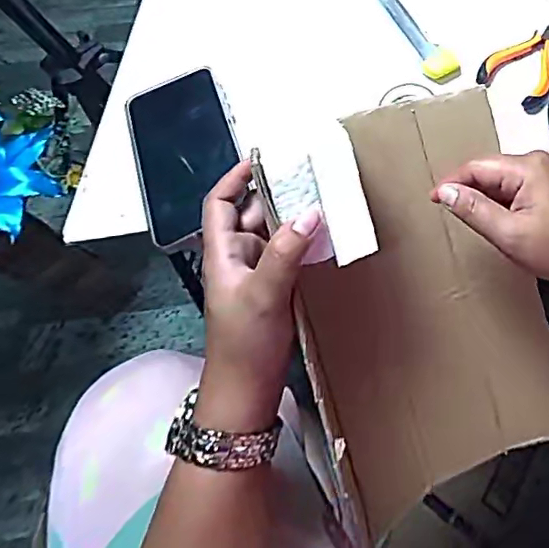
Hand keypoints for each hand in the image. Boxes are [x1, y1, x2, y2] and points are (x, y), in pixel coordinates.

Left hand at [196, 159, 324, 430]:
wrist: (246, 391)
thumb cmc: (243, 345)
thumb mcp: (263, 294)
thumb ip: (285, 252)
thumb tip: (311, 211)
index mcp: (223, 254)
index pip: (221, 204)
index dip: (236, 178)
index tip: (262, 157)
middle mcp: (239, 257)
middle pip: (253, 211)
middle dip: (277, 189)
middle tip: (308, 170)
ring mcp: (259, 271)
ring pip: (275, 229)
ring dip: (294, 211)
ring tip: (322, 192)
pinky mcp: (278, 284)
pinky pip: (291, 248)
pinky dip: (306, 234)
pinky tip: (327, 229)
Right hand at [430, 150, 548, 291]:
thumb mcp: (509, 233)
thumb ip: (475, 210)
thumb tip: (446, 192)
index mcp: (527, 167)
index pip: (477, 166)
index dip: (452, 182)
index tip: (433, 199)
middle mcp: (536, 162)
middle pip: (488, 170)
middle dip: (467, 189)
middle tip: (447, 212)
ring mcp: (544, 173)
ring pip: (500, 180)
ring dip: (483, 197)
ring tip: (470, 220)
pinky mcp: (548, 186)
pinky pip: (514, 187)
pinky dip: (500, 202)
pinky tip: (497, 222)